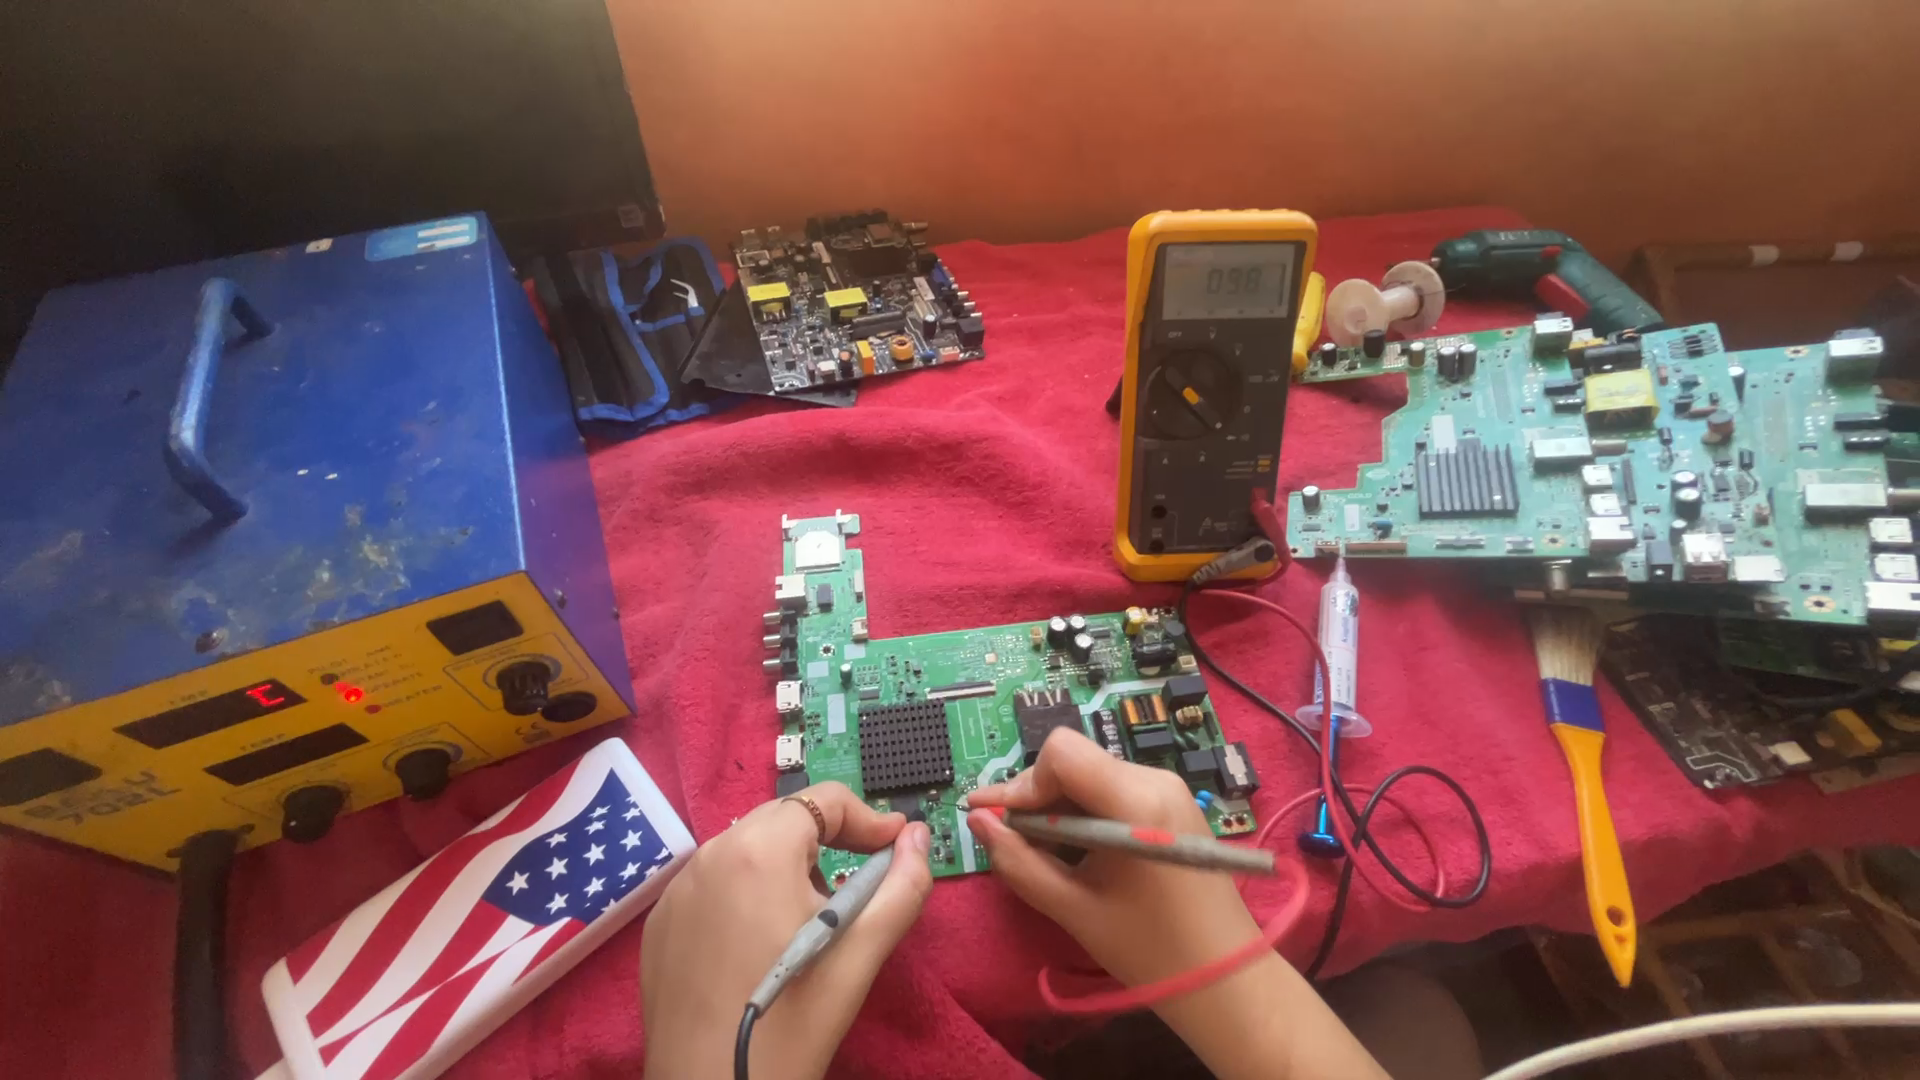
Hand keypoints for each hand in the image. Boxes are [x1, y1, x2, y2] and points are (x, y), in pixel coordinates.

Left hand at [640, 783, 932, 1079]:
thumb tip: (916, 835)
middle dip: (830, 837)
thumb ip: (902, 885)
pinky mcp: (661, 920)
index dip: (867, 818)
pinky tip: (761, 938)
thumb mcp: (860, 955)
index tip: (893, 845)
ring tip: (811, 914)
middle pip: (786, 817)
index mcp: (759, 850)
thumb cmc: (791, 1025)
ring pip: (750, 845)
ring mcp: (679, 887)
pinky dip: (748, 888)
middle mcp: (711, 852)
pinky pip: (716, 878)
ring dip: (789, 862)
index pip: (824, 800)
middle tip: (858, 880)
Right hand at [964, 727, 1262, 989]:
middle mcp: (1154, 778)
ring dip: (1056, 804)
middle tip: (1008, 835)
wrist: (1228, 979)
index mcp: (1135, 799)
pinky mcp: (1170, 801)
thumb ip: (1019, 861)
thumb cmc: (1151, 951)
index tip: (1001, 821)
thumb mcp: (1074, 909)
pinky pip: (1110, 787)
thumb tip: (978, 821)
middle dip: (1035, 795)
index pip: (1062, 753)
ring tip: (1039, 847)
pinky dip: (1081, 809)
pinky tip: (1072, 845)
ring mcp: (1167, 787)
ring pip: (1089, 773)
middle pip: (1074, 761)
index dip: (1024, 783)